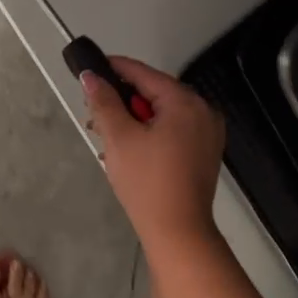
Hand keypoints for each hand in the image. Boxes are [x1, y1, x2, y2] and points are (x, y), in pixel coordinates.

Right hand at [81, 57, 224, 253]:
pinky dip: (150, 134)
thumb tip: (91, 76)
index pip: (144, 73)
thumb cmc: (146, 181)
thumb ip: (104, 103)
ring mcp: (207, 134)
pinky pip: (173, 132)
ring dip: (133, 120)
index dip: (114, 68)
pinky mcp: (203, 154)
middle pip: (155, 94)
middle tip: (94, 117)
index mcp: (185, 102)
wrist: (177, 229)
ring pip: (163, 115)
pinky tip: (130, 152)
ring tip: (108, 139)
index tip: (89, 68)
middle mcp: (203, 111)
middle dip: (122, 102)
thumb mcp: (119, 139)